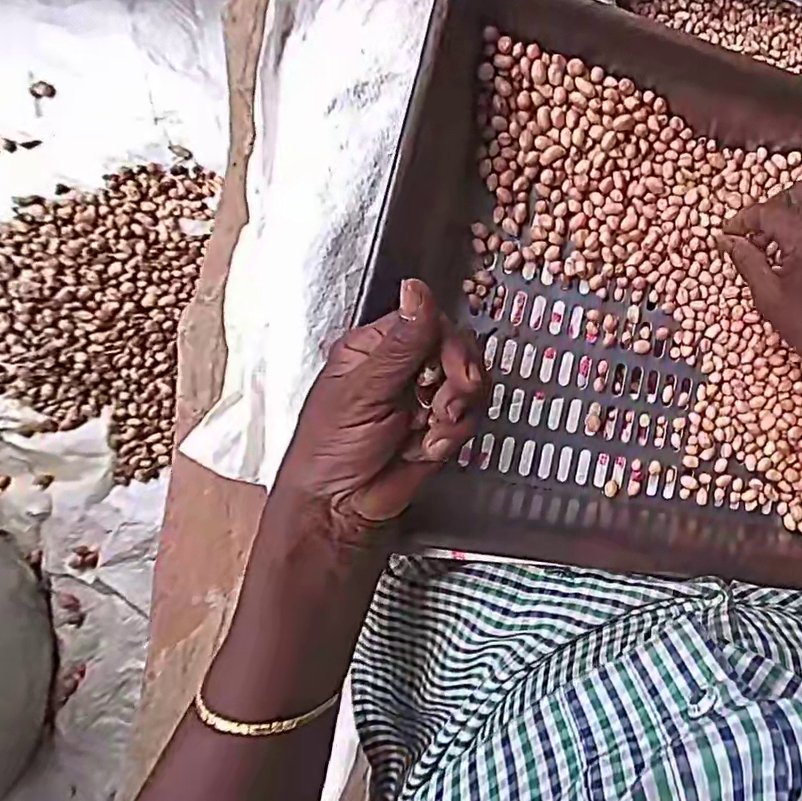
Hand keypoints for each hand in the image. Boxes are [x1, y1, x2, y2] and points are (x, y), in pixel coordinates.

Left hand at [274, 278, 484, 536]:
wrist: (341, 512)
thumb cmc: (330, 450)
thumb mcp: (363, 391)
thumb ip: (401, 343)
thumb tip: (416, 289)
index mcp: (377, 347)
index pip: (430, 323)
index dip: (447, 343)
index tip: (449, 367)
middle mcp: (405, 367)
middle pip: (458, 350)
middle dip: (459, 378)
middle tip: (445, 404)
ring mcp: (426, 396)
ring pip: (471, 382)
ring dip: (458, 408)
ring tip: (432, 428)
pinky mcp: (441, 425)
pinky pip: (470, 415)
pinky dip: (455, 433)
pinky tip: (429, 446)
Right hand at [715, 180, 801, 374]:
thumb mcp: (767, 295)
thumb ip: (746, 260)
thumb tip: (727, 241)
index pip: (769, 212)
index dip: (744, 220)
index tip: (730, 232)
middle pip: (800, 192)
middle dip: (773, 206)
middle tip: (755, 231)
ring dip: (796, 212)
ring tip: (776, 240)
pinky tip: (801, 246)